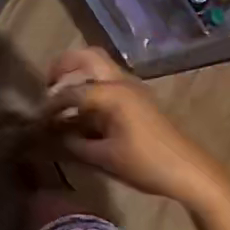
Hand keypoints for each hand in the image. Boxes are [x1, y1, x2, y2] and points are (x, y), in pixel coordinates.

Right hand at [42, 48, 229, 208]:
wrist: (191, 172)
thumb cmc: (146, 165)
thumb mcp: (105, 158)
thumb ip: (75, 144)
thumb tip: (55, 136)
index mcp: (112, 94)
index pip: (71, 91)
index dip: (51, 104)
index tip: (38, 118)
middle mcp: (121, 81)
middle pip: (86, 56)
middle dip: (62, 66)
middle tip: (47, 84)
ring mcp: (132, 86)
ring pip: (98, 63)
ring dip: (77, 72)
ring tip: (62, 94)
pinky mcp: (138, 96)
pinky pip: (108, 77)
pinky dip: (90, 82)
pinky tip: (83, 107)